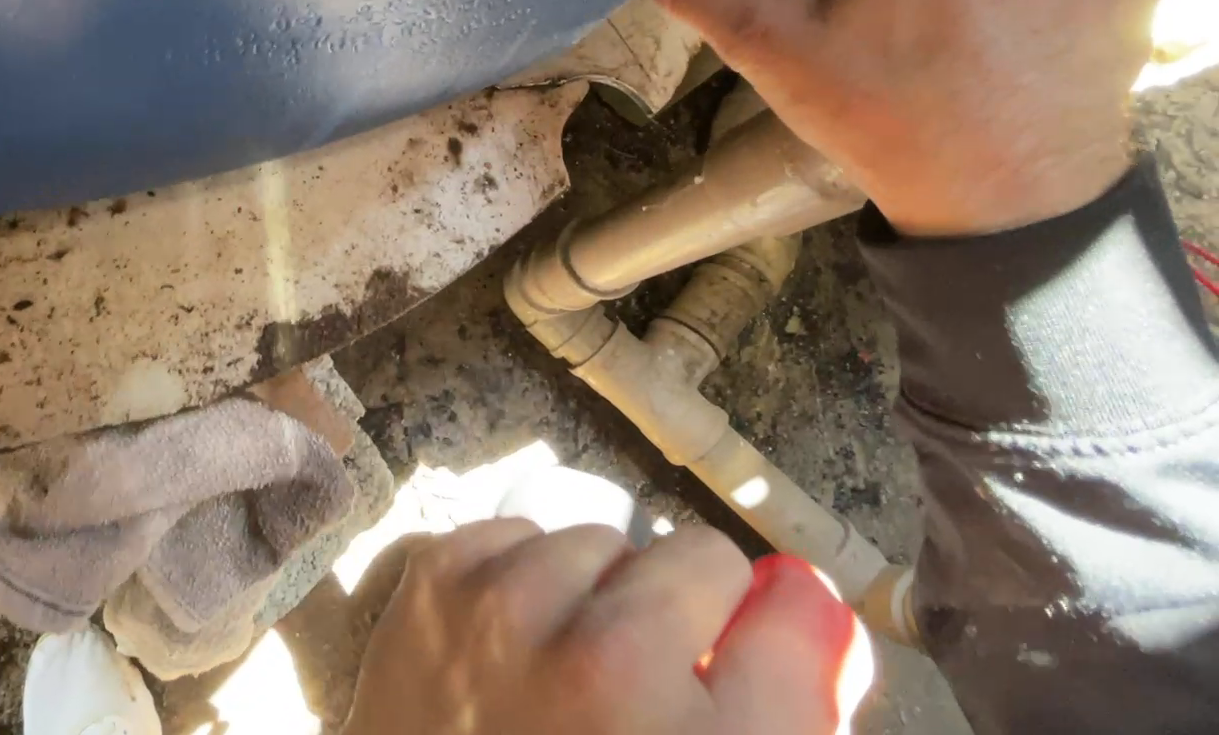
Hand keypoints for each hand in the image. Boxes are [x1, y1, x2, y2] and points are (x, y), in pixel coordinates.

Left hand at [341, 521, 872, 734]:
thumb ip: (785, 700)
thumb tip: (799, 598)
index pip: (784, 604)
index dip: (762, 626)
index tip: (733, 644)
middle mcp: (602, 653)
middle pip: (690, 554)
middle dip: (676, 611)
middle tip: (634, 684)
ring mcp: (502, 603)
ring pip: (594, 539)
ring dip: (592, 591)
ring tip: (561, 669)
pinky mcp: (433, 576)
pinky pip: (517, 532)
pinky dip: (520, 575)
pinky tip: (502, 640)